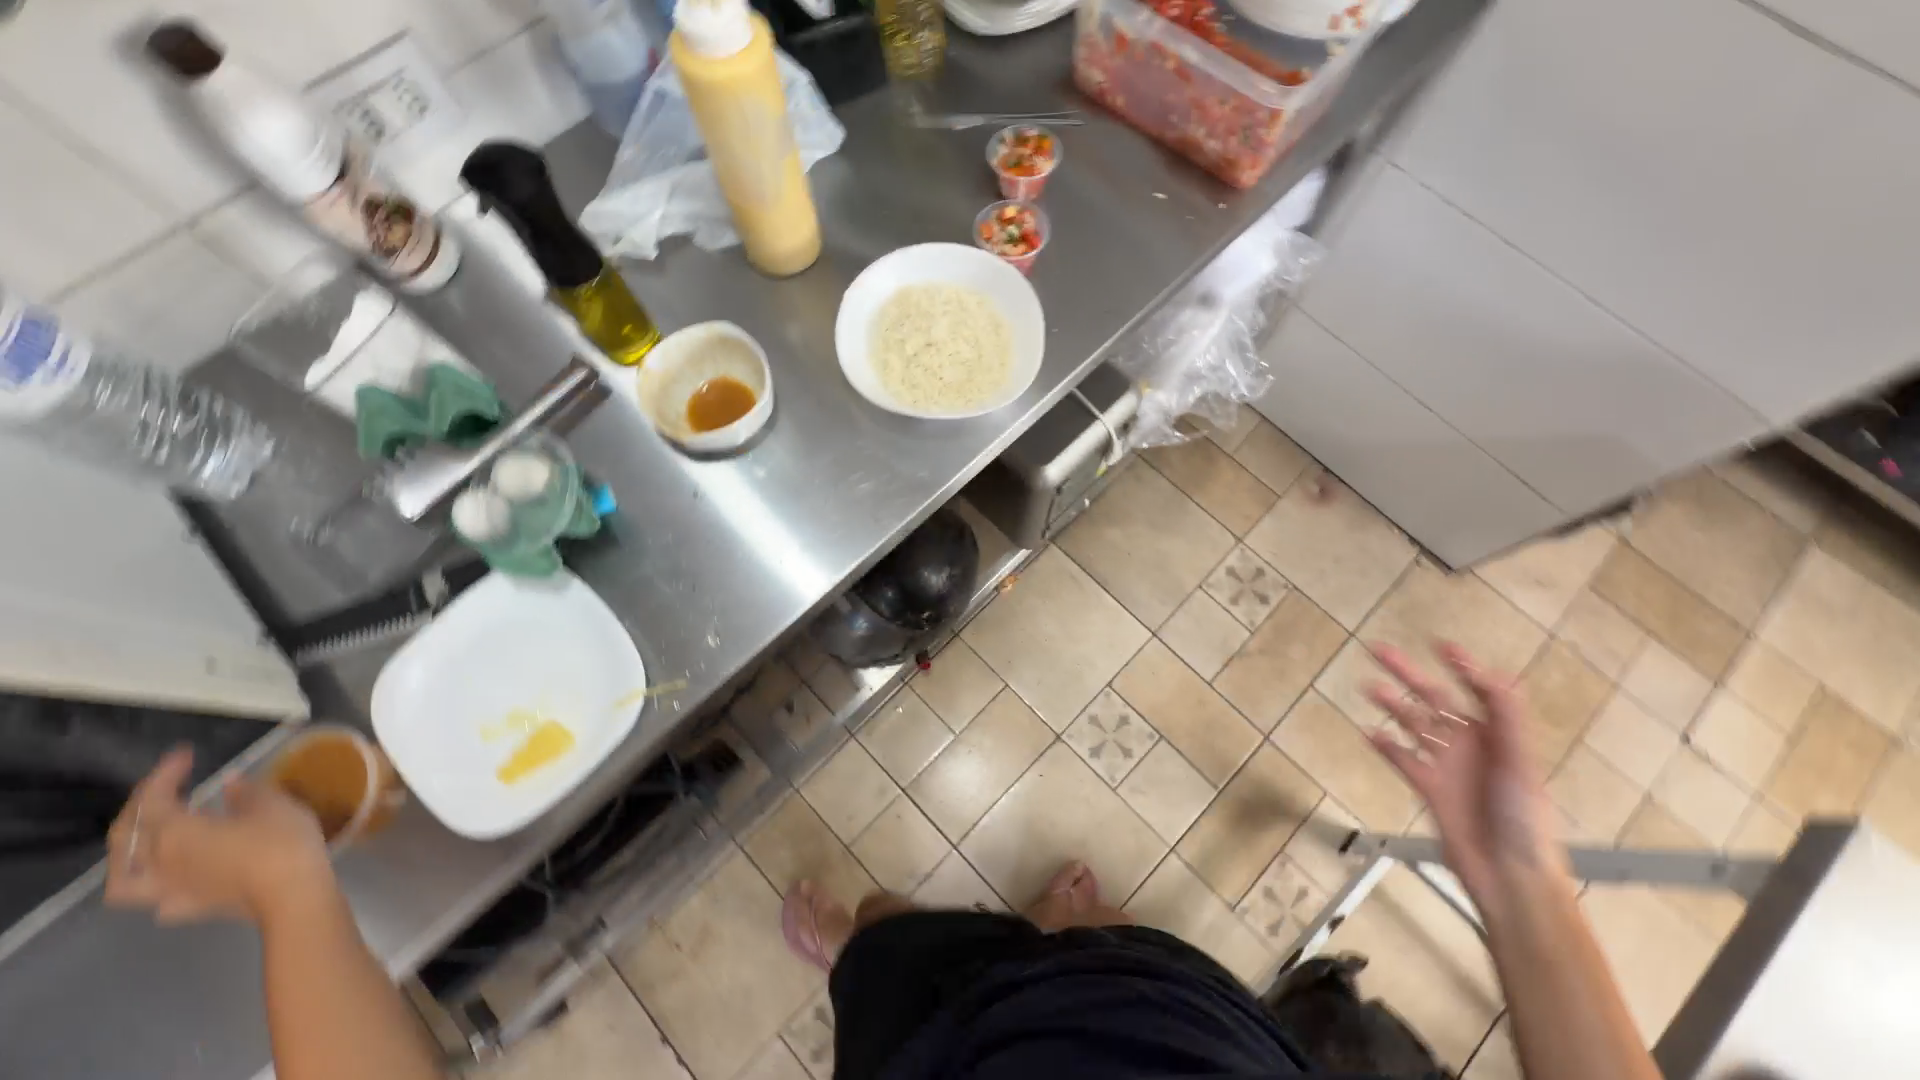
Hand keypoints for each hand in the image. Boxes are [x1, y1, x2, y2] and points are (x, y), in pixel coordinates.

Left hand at [105, 748, 334, 926]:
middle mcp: (159, 861)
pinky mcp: (188, 908)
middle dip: (140, 806)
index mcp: (175, 832)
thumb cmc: (282, 844)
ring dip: (128, 855)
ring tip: (147, 842)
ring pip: (123, 876)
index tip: (186, 754)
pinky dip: (159, 885)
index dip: (166, 773)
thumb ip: (248, 792)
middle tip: (162, 790)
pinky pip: (158, 898)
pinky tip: (176, 878)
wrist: (293, 895)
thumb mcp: (274, 806)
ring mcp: (168, 890)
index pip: (155, 798)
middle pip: (128, 834)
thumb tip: (230, 783)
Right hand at [1364, 642, 1566, 907]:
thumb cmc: (1524, 817)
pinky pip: (1403, 759)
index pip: (1476, 690)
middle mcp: (1470, 743)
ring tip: (1368, 686)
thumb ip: (1505, 715)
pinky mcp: (1428, 788)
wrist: (1510, 873)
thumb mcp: (1520, 761)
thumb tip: (1488, 672)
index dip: (1460, 666)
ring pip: (1414, 725)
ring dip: (1392, 705)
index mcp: (1498, 734)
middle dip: (1408, 674)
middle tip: (1378, 650)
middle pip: (1434, 700)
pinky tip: (1368, 732)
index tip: (1439, 644)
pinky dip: (1386, 745)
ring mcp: (1447, 765)